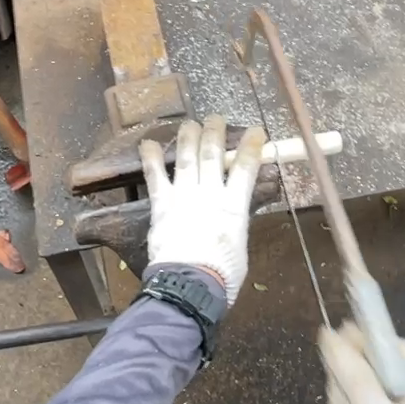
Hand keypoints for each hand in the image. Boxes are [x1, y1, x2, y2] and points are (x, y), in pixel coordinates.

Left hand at [139, 116, 265, 304]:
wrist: (189, 285)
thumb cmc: (221, 276)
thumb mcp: (239, 246)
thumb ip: (234, 223)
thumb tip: (232, 214)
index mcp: (233, 207)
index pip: (246, 168)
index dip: (252, 147)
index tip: (257, 131)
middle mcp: (209, 194)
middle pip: (213, 156)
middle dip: (215, 134)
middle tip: (215, 119)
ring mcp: (184, 197)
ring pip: (187, 159)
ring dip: (188, 138)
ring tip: (190, 123)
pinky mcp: (162, 205)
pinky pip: (155, 177)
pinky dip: (151, 159)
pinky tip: (147, 143)